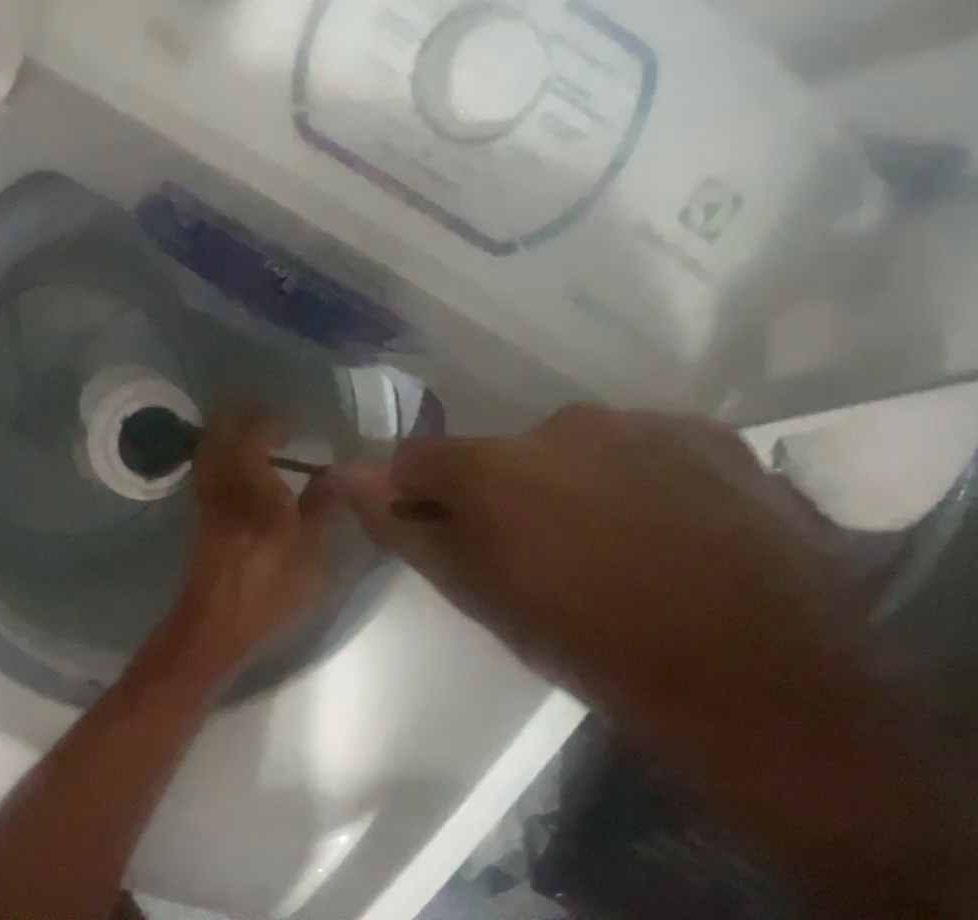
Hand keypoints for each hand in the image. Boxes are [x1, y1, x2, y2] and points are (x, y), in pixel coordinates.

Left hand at [167, 406, 346, 673]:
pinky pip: (206, 466)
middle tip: (271, 421)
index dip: (271, 423)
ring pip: (209, 446)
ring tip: (255, 436)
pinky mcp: (200, 512)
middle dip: (243, 417)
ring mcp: (206, 496)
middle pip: (222, 431)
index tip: (292, 427)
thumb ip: (322, 507)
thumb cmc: (270, 591)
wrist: (216, 622)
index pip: (254, 433)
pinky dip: (219, 453)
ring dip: (228, 432)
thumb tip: (332, 472)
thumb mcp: (312, 553)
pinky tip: (239, 464)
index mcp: (254, 487)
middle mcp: (224, 483)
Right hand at [336, 404, 860, 714]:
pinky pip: (650, 448)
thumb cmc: (589, 646)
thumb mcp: (477, 596)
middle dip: (506, 491)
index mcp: (492, 466)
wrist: (762, 683)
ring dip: (577, 483)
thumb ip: (403, 529)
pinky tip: (673, 531)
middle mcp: (561, 424)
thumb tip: (344, 475)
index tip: (431, 530)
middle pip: (503, 452)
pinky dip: (644, 479)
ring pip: (579, 447)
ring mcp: (646, 424)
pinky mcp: (719, 438)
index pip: (415, 457)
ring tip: (617, 546)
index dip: (415, 493)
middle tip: (539, 553)